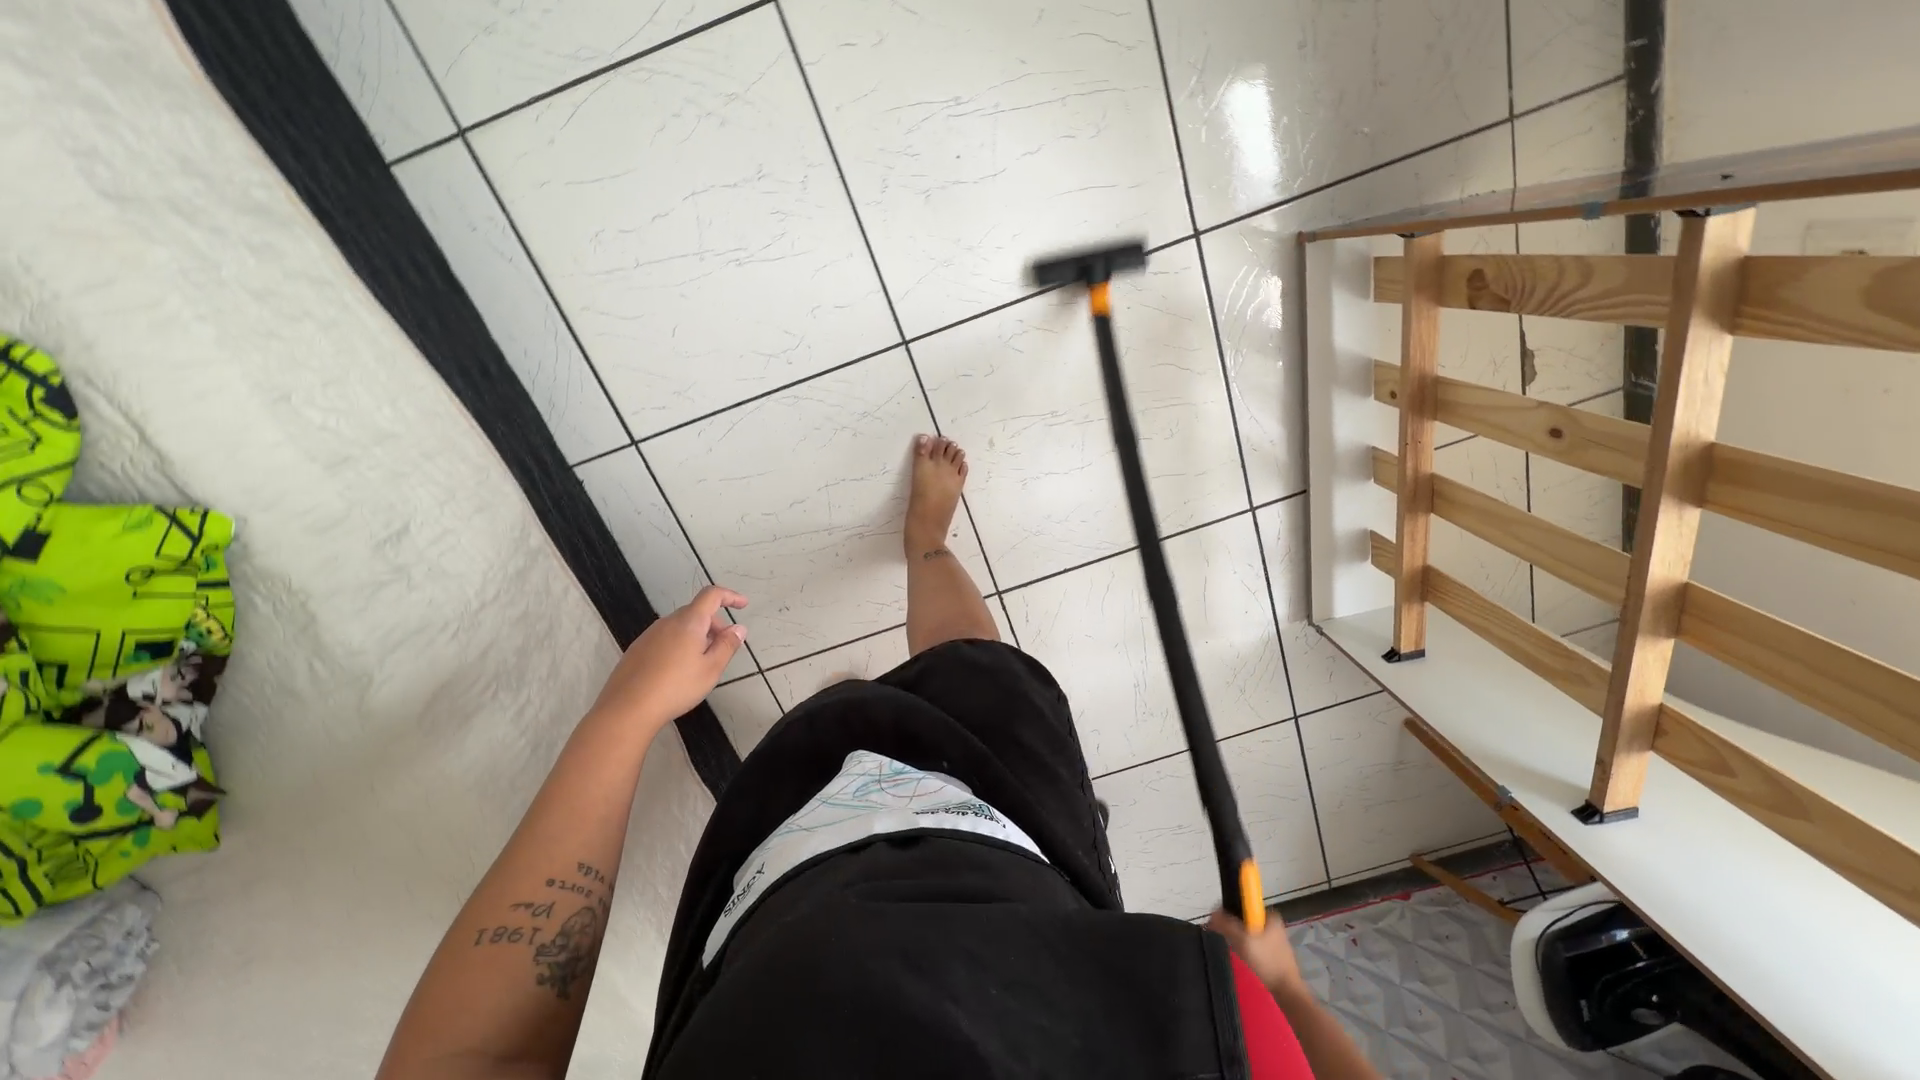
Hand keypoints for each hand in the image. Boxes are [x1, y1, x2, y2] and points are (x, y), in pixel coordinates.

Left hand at [591, 586, 747, 734]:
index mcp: (689, 622)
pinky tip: (677, 672)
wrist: (627, 708)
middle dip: (714, 625)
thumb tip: (739, 628)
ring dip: (696, 636)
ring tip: (700, 664)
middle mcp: (667, 622)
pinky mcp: (637, 649)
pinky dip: (679, 645)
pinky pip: (665, 638)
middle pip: (696, 612)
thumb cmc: (676, 687)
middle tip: (723, 649)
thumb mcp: (711, 669)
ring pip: (680, 626)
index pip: (711, 596)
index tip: (743, 605)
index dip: (730, 596)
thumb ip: (727, 645)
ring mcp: (649, 635)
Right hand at [1208, 908, 1305, 999]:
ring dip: (1240, 940)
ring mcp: (1275, 938)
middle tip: (1232, 941)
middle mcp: (1274, 923)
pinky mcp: (1275, 951)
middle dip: (1235, 929)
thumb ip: (1226, 925)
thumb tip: (1212, 913)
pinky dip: (1248, 949)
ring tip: (1239, 952)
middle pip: (1245, 919)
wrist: (1286, 989)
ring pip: (1249, 933)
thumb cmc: (1266, 961)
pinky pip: (1255, 944)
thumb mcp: (1242, 940)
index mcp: (1270, 915)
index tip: (1222, 924)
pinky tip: (1247, 959)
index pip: (1244, 904)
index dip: (1230, 912)